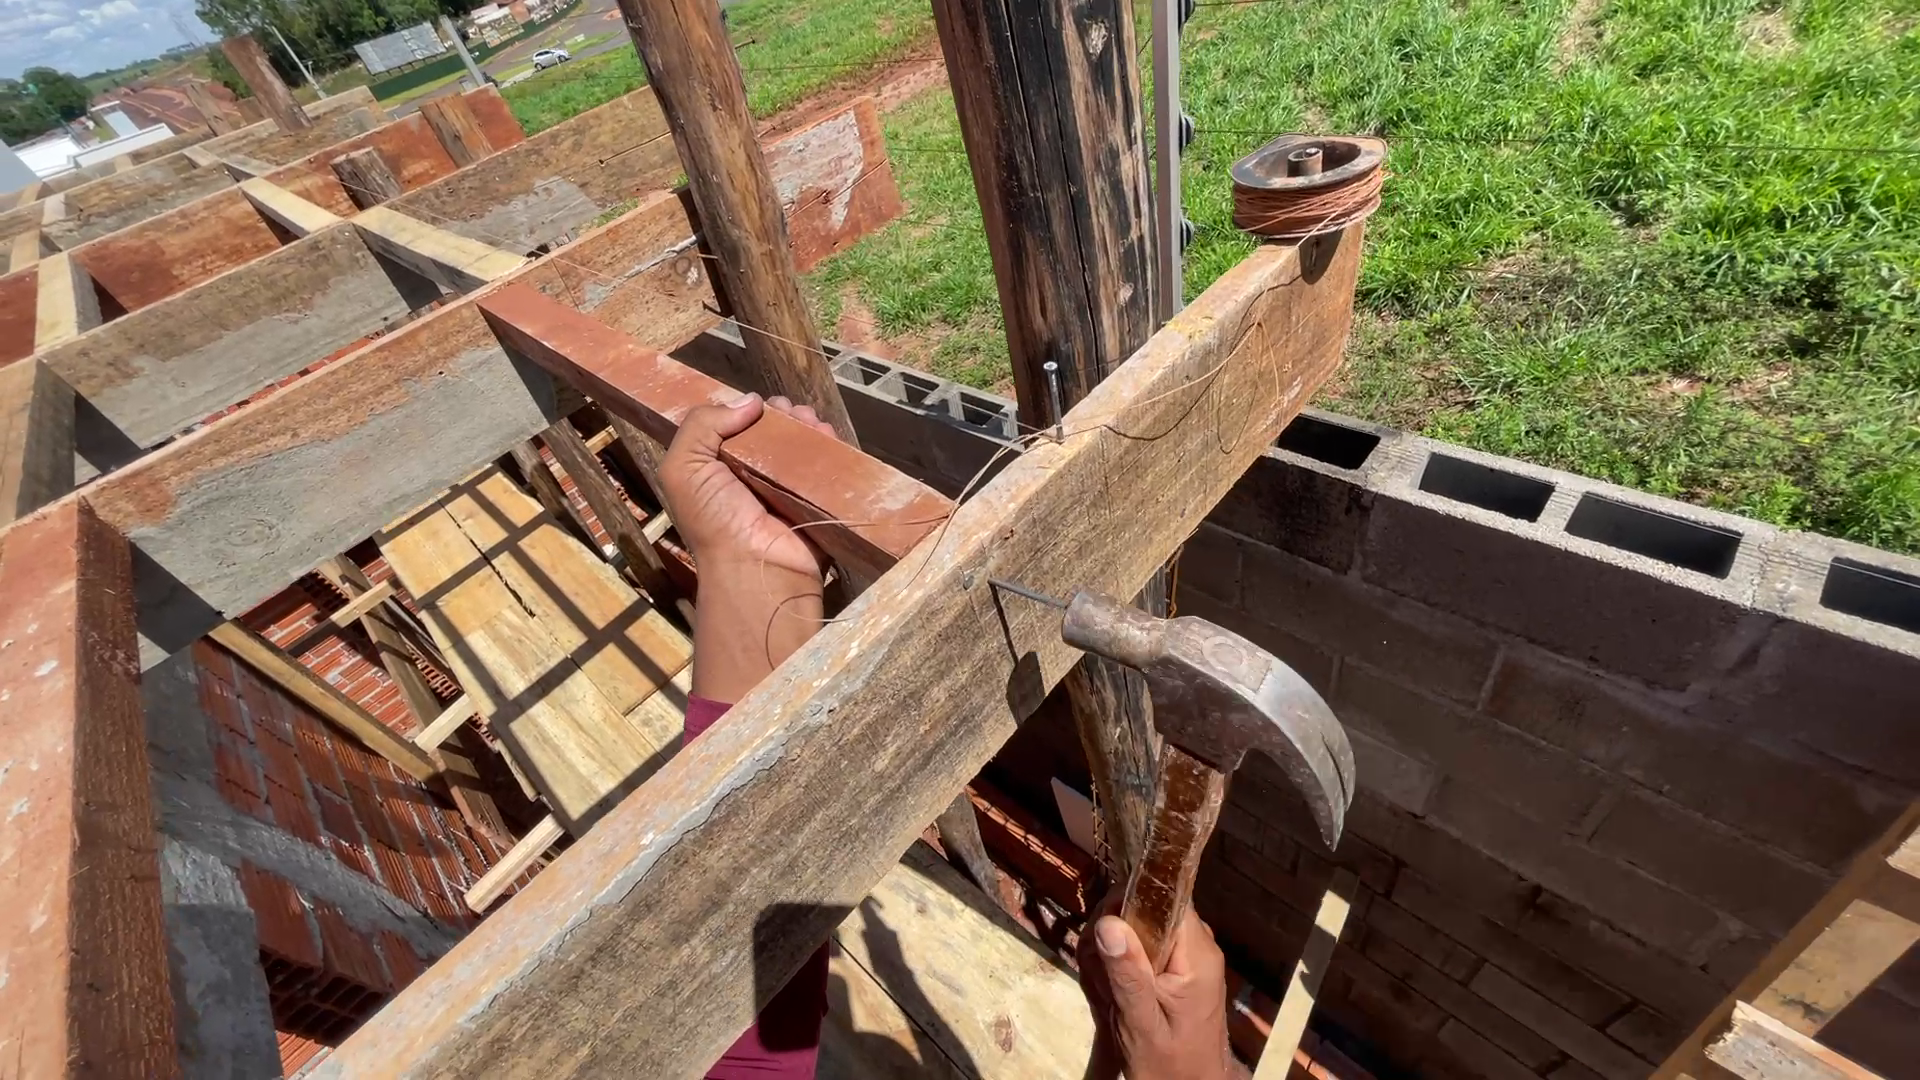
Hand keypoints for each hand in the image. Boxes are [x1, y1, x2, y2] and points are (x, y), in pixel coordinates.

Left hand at [659, 394, 839, 702]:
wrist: (757, 567)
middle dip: (788, 417)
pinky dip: (832, 450)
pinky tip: (830, 440)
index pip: (741, 429)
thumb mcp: (684, 468)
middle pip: (777, 434)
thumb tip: (750, 400)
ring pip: (805, 448)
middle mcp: (757, 479)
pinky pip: (829, 470)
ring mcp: (790, 491)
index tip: (766, 405)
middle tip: (795, 414)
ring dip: (811, 428)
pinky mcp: (819, 502)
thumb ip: (702, 424)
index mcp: (722, 470)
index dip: (754, 411)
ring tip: (813, 424)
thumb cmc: (715, 520)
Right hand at [1077, 909, 1244, 1079]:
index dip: (1126, 900)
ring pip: (1134, 923)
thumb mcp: (1142, 1026)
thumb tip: (1108, 922)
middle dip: (1110, 933)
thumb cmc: (1170, 1068)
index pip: (1163, 893)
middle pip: (1142, 905)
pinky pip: (1137, 942)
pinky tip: (1111, 992)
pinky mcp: (1174, 964)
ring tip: (1105, 991)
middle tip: (1099, 975)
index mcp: (1196, 953)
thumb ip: (1129, 975)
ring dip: (1109, 952)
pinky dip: (1117, 963)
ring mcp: (1185, 953)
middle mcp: (1196, 943)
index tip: (1103, 930)